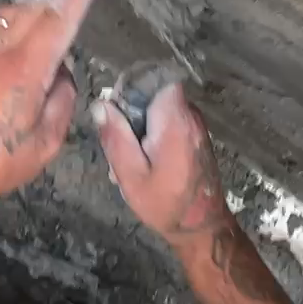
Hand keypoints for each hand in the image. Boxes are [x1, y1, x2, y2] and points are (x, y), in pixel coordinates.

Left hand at [0, 0, 99, 217]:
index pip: (57, 20)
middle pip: (37, 8)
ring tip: (54, 14)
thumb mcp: (49, 142)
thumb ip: (63, 97)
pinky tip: (19, 28)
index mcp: (23, 72)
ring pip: (13, 11)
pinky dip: (11, 18)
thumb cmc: (0, 163)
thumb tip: (61, 71)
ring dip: (37, 7)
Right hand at [94, 82, 231, 244]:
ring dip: (139, 126)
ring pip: (159, 108)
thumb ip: (115, 137)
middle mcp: (189, 116)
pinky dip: (152, 135)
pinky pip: (168, 122)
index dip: (133, 84)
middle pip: (154, 92)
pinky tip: (143, 161)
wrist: (202, 226)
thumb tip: (100, 104)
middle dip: (131, 110)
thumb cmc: (165, 204)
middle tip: (117, 140)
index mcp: (175, 121)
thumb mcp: (131, 175)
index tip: (116, 107)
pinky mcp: (194, 136)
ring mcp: (195, 125)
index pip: (157, 77)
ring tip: (128, 157)